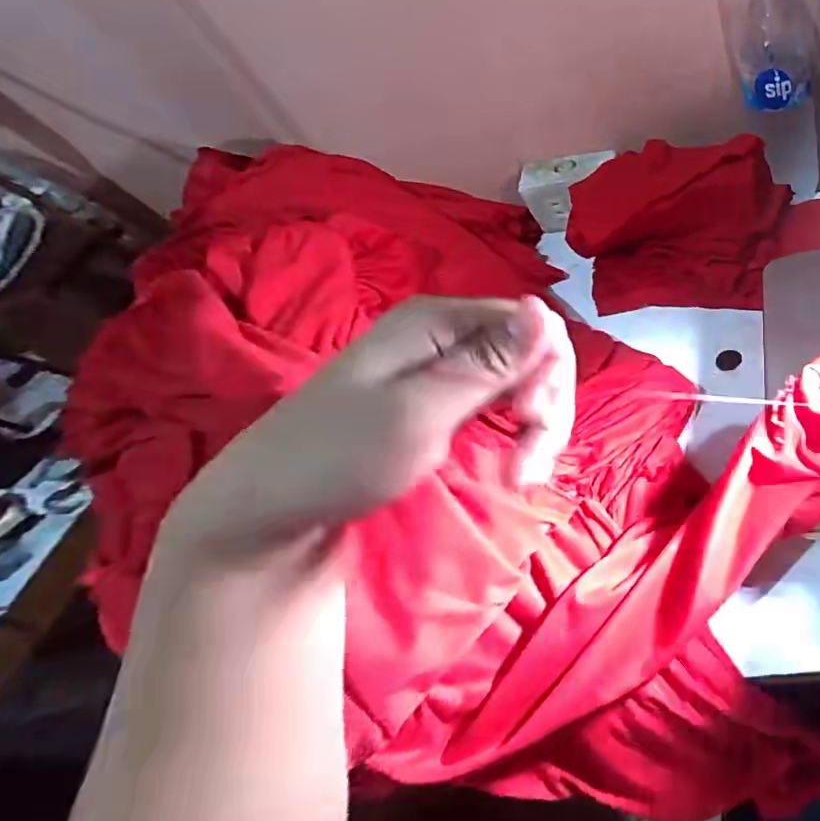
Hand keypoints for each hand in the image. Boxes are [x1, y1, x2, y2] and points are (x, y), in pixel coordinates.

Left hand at [157, 295, 574, 559]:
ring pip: (529, 387)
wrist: (270, 513)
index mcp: (437, 322)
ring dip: (539, 432)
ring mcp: (448, 372)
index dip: (549, 371)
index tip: (531, 419)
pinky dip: (522, 441)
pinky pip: (509, 411)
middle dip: (547, 409)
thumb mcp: (418, 412)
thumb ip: (486, 363)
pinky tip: (514, 472)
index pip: (537, 325)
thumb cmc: (337, 459)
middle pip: (537, 357)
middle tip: (530, 464)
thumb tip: (544, 308)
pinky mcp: (450, 405)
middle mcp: (448, 337)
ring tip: (521, 478)